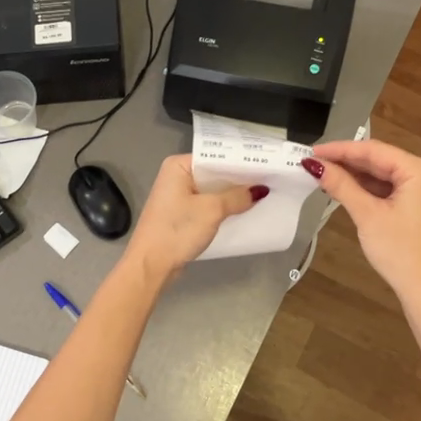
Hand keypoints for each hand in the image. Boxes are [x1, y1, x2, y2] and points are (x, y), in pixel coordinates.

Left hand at [122, 155, 265, 279]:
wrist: (151, 265)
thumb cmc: (178, 229)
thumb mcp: (211, 210)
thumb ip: (237, 197)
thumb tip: (259, 190)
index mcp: (178, 166)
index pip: (215, 156)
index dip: (239, 161)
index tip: (265, 163)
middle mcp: (176, 177)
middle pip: (214, 173)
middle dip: (238, 179)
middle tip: (269, 178)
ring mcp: (178, 197)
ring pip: (212, 191)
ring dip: (232, 195)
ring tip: (262, 194)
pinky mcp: (181, 215)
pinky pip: (207, 205)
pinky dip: (222, 208)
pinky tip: (243, 211)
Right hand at [305, 140, 420, 303]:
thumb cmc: (399, 251)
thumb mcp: (367, 215)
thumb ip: (341, 185)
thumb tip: (313, 165)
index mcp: (420, 170)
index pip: (374, 150)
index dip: (341, 149)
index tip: (312, 151)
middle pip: (380, 160)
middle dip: (347, 161)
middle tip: (314, 162)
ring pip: (383, 173)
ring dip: (355, 174)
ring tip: (324, 173)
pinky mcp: (419, 204)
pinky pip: (390, 187)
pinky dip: (368, 188)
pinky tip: (345, 188)